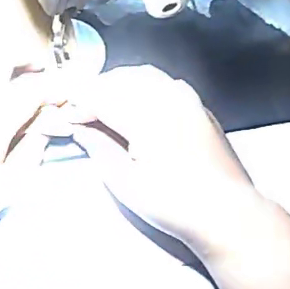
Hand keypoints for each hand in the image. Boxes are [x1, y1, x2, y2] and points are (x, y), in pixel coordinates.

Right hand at [65, 66, 269, 254]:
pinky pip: (165, 84)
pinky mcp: (200, 108)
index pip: (100, 96)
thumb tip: (79, 129)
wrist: (227, 212)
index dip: (77, 104)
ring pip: (144, 77)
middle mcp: (168, 96)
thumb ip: (98, 147)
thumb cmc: (173, 203)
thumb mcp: (125, 181)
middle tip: (78, 110)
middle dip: (96, 90)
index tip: (62, 116)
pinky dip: (142, 88)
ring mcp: (188, 99)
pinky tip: (135, 106)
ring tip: (103, 106)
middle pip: (121, 79)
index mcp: (146, 113)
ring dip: (119, 85)